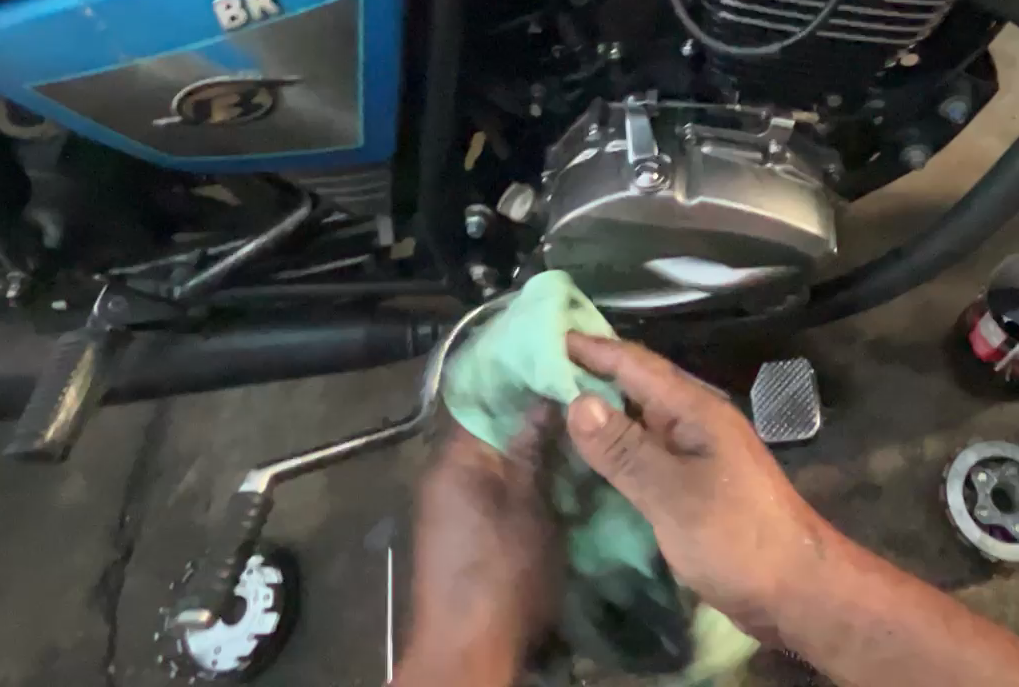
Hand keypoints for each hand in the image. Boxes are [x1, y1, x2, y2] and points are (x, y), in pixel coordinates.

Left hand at [399, 409, 562, 683]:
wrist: (467, 651)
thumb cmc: (501, 574)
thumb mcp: (528, 506)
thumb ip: (532, 448)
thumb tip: (544, 396)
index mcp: (455, 461)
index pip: (485, 400)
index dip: (521, 382)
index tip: (558, 367)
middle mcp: (444, 474)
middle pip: (489, 428)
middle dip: (529, 414)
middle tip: (574, 400)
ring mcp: (449, 502)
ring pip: (493, 457)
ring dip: (526, 445)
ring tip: (571, 430)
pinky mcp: (460, 527)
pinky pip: (490, 482)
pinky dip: (517, 473)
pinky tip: (553, 472)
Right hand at [563, 334, 836, 641]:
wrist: (798, 591)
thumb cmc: (739, 537)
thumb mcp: (675, 494)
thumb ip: (625, 449)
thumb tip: (576, 400)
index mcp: (694, 408)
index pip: (634, 363)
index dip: (591, 347)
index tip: (546, 334)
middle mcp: (693, 419)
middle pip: (635, 383)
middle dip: (590, 371)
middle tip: (537, 368)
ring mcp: (695, 451)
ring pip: (639, 417)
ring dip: (600, 408)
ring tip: (552, 403)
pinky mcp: (693, 481)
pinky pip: (645, 449)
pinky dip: (614, 444)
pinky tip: (589, 454)